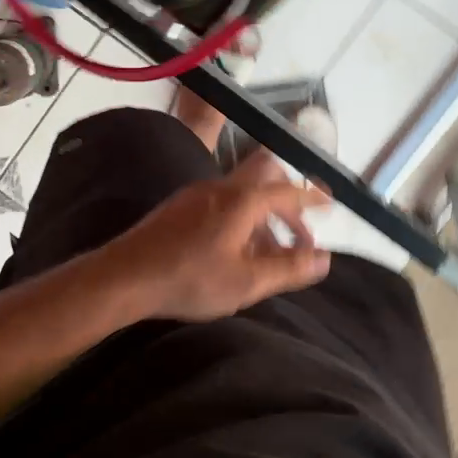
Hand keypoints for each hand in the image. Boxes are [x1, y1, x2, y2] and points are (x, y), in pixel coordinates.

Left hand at [94, 150, 333, 321]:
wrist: (126, 275)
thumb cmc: (190, 279)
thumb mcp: (246, 282)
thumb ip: (288, 268)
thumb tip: (324, 258)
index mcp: (241, 201)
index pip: (287, 190)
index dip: (311, 196)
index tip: (330, 199)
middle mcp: (220, 187)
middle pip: (263, 176)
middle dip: (287, 199)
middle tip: (300, 229)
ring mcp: (196, 193)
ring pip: (241, 192)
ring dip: (263, 215)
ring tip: (270, 251)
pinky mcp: (179, 206)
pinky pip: (222, 200)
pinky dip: (241, 217)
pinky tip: (236, 249)